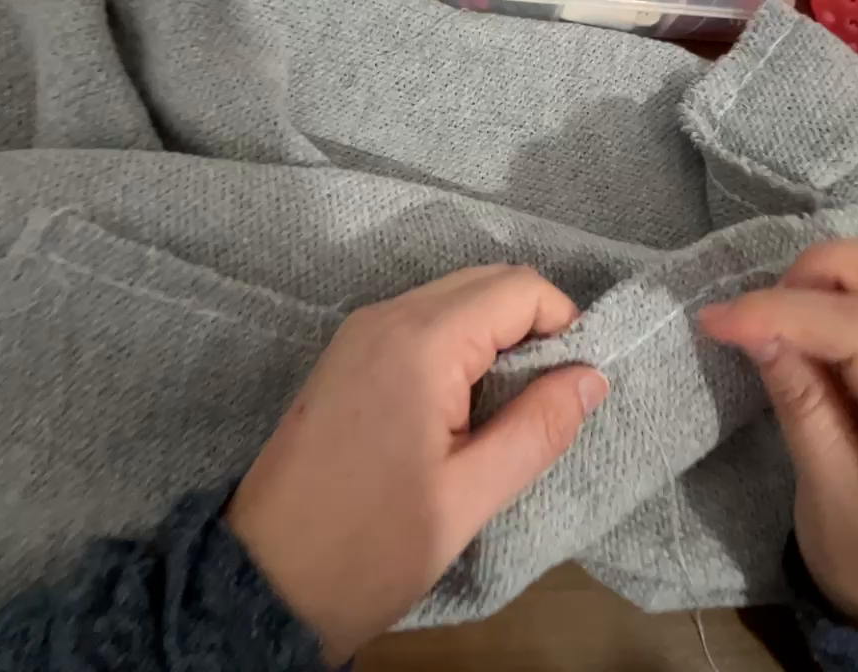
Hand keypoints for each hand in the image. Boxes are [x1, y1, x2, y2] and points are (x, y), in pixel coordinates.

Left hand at [226, 266, 609, 662]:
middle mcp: (389, 313)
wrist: (264, 578)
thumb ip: (539, 427)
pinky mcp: (350, 348)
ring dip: (496, 330)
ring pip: (456, 294)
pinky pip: (424, 316)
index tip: (574, 379)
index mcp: (422, 340)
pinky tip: (463, 395)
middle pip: (488, 280)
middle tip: (547, 391)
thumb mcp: (469, 496)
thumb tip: (593, 377)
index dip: (563, 323)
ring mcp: (363, 327)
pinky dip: (460, 337)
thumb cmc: (371, 544)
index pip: (519, 288)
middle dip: (532, 322)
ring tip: (508, 400)